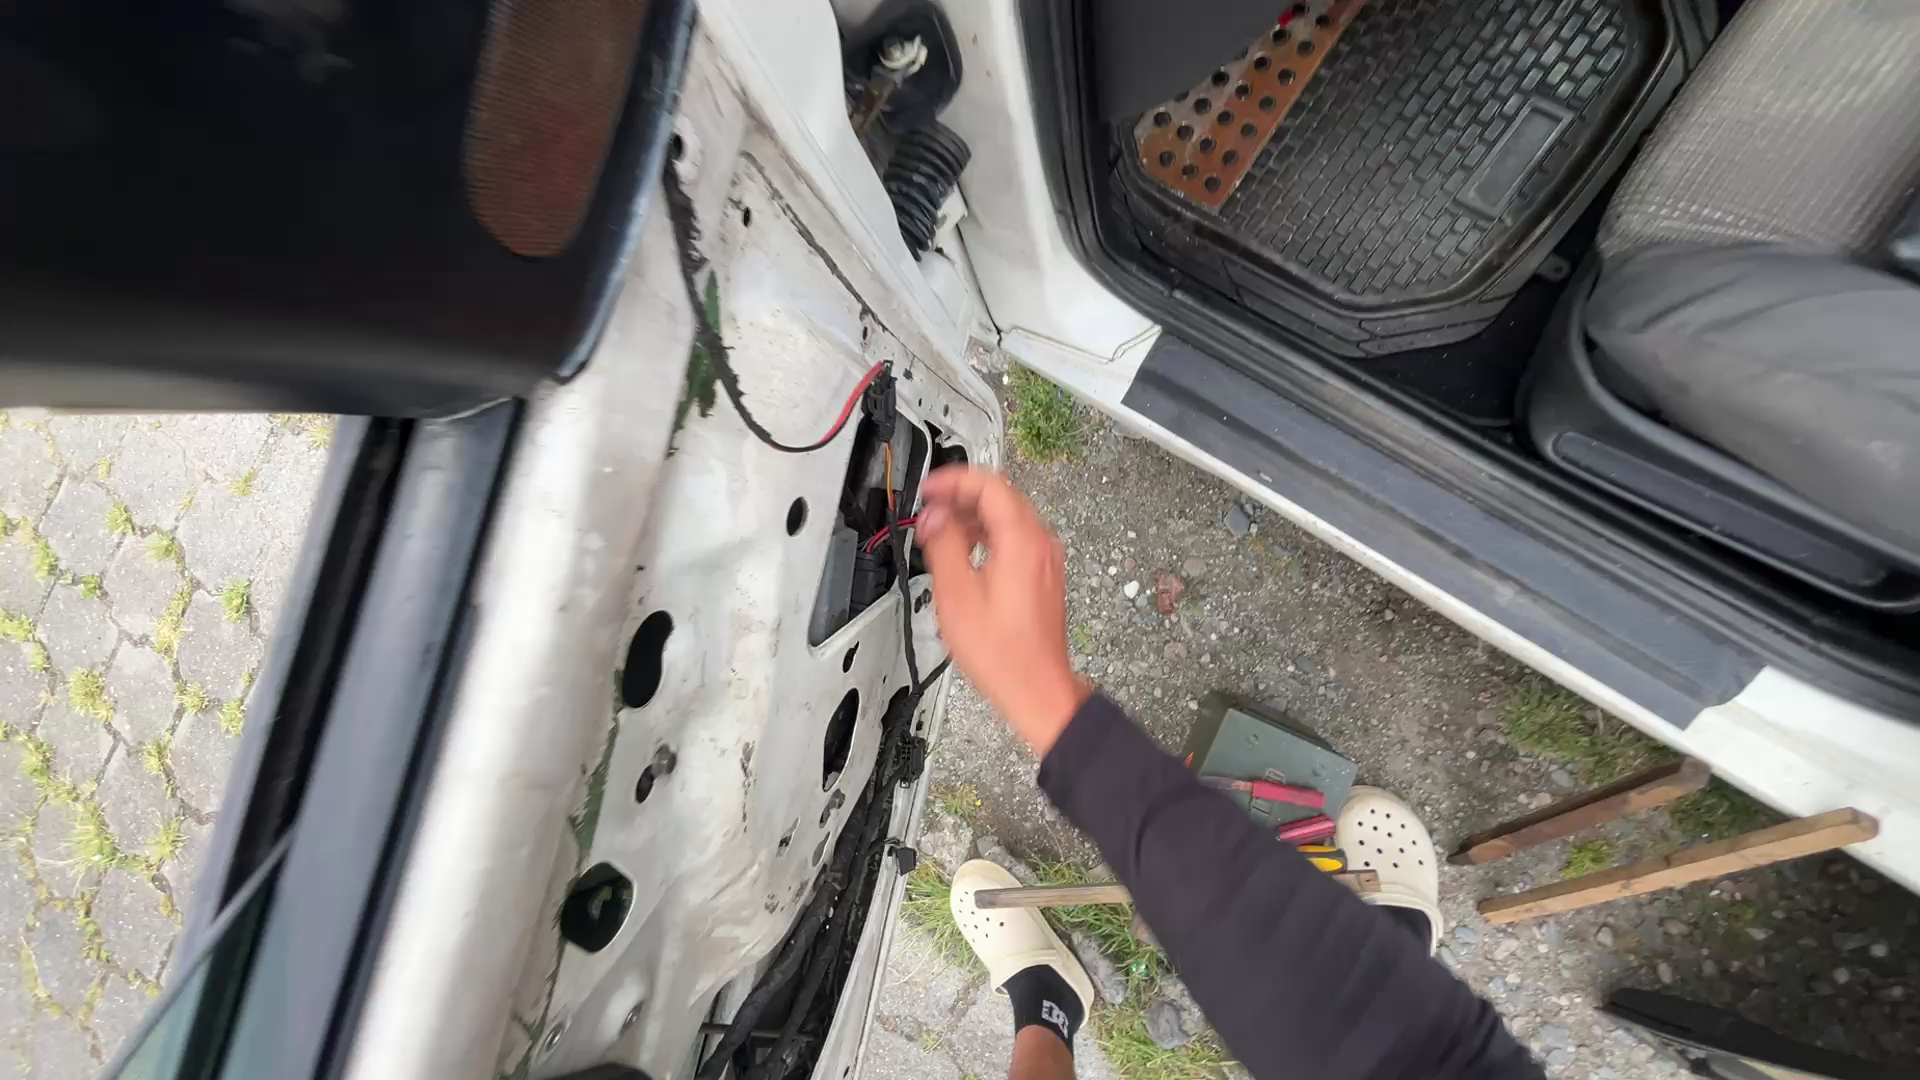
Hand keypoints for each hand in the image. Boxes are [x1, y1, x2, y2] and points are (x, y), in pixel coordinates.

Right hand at [917, 466, 1089, 755]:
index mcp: (1022, 542)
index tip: (929, 488)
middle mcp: (1040, 544)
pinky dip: (988, 533)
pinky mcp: (1043, 573)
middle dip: (961, 495)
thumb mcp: (957, 596)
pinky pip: (1015, 538)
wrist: (1037, 688)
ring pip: (1008, 516)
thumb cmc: (1003, 654)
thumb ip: (944, 546)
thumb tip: (934, 517)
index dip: (954, 479)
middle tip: (930, 506)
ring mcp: (1045, 559)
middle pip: (1001, 496)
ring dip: (973, 514)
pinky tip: (964, 550)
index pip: (989, 485)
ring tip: (940, 527)